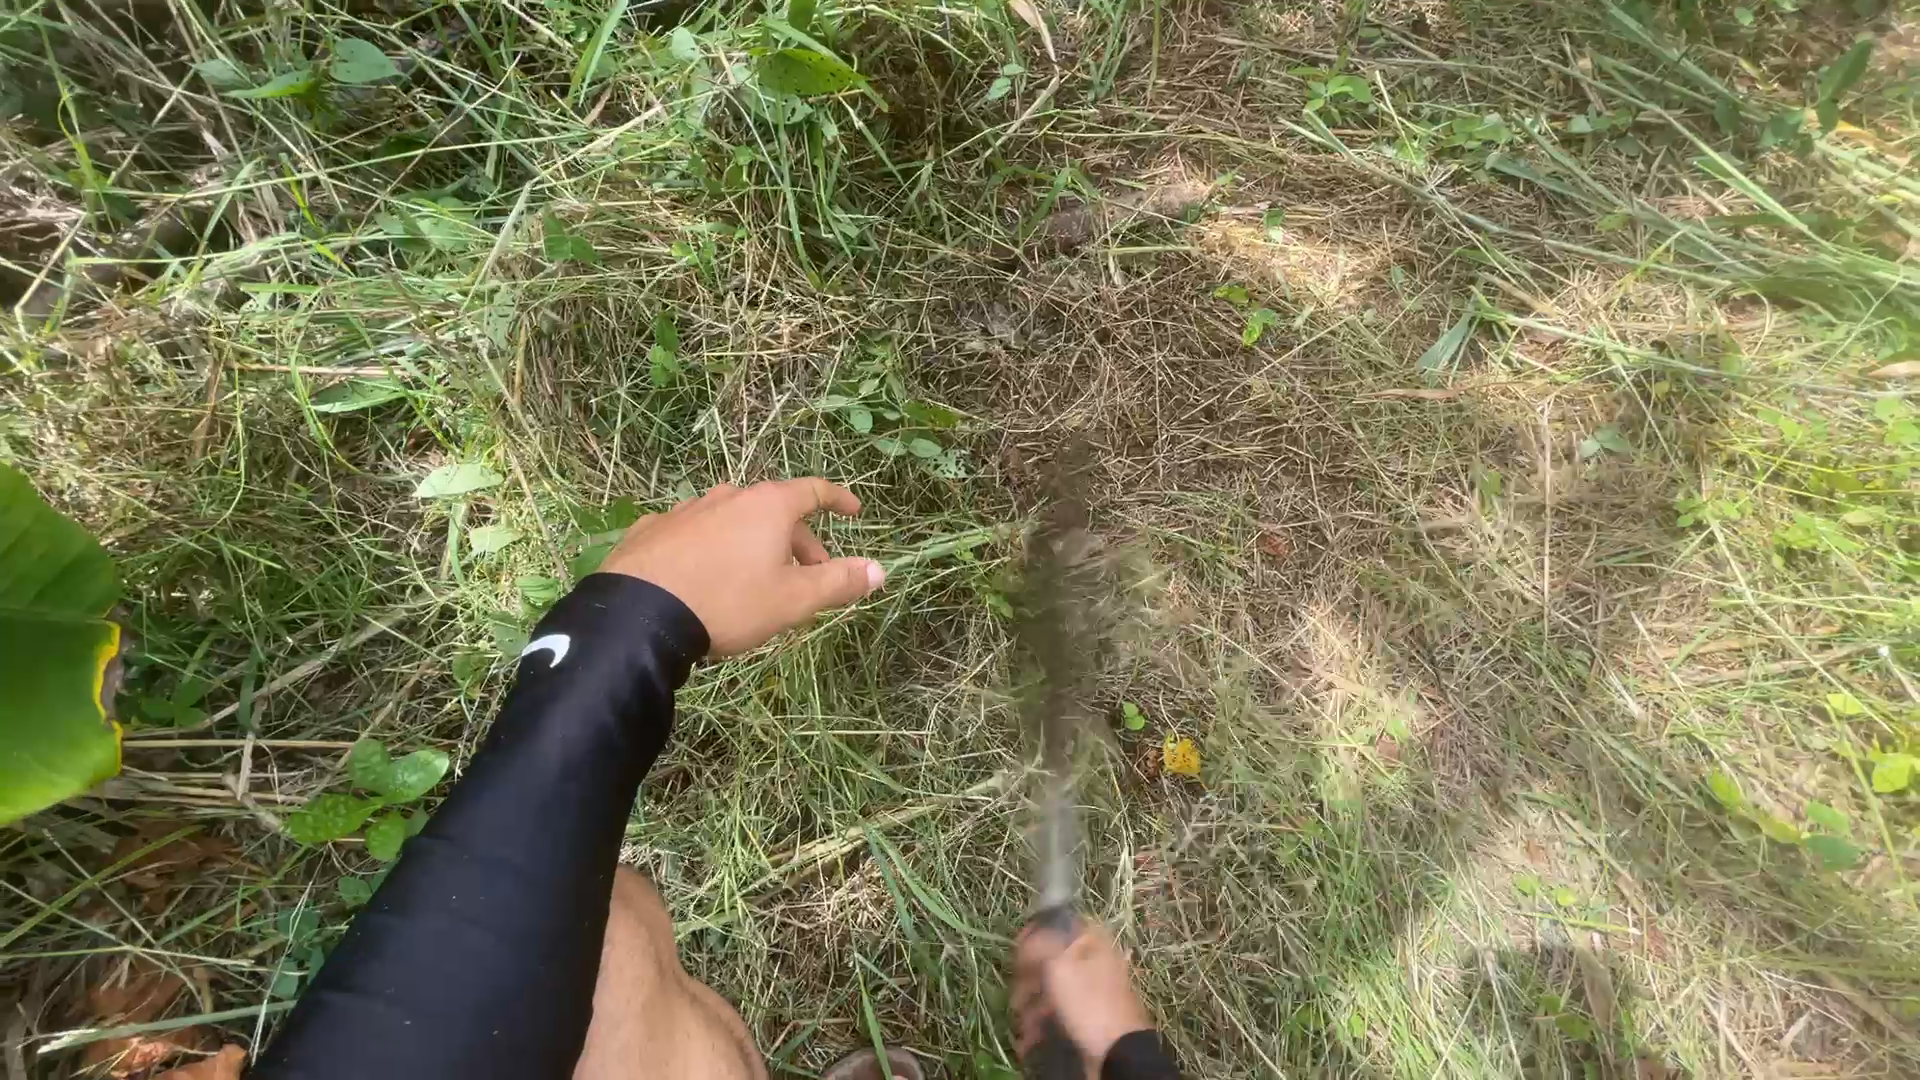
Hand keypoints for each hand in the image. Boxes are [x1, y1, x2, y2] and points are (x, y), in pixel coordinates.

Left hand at [600, 478, 883, 655]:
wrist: (637, 617)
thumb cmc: (729, 602)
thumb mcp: (794, 600)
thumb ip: (839, 582)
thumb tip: (880, 569)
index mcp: (767, 507)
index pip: (814, 490)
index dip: (839, 499)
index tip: (854, 511)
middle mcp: (728, 497)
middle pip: (775, 510)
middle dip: (800, 540)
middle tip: (810, 575)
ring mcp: (686, 511)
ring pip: (735, 520)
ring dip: (756, 543)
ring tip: (759, 577)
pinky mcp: (652, 530)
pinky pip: (696, 532)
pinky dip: (714, 547)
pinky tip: (707, 574)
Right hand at [1012, 920, 1152, 1074]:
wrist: (1118, 1053)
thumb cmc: (1088, 1002)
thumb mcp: (1059, 966)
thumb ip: (1038, 946)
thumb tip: (1025, 940)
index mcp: (1091, 939)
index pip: (1056, 924)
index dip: (1033, 934)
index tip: (1016, 950)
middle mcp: (1093, 958)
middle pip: (1051, 958)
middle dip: (1029, 979)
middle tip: (1016, 994)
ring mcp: (1092, 987)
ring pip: (1053, 986)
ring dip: (1032, 1004)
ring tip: (1023, 1023)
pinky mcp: (1089, 1014)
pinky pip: (1060, 1009)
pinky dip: (1043, 1020)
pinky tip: (1031, 1036)